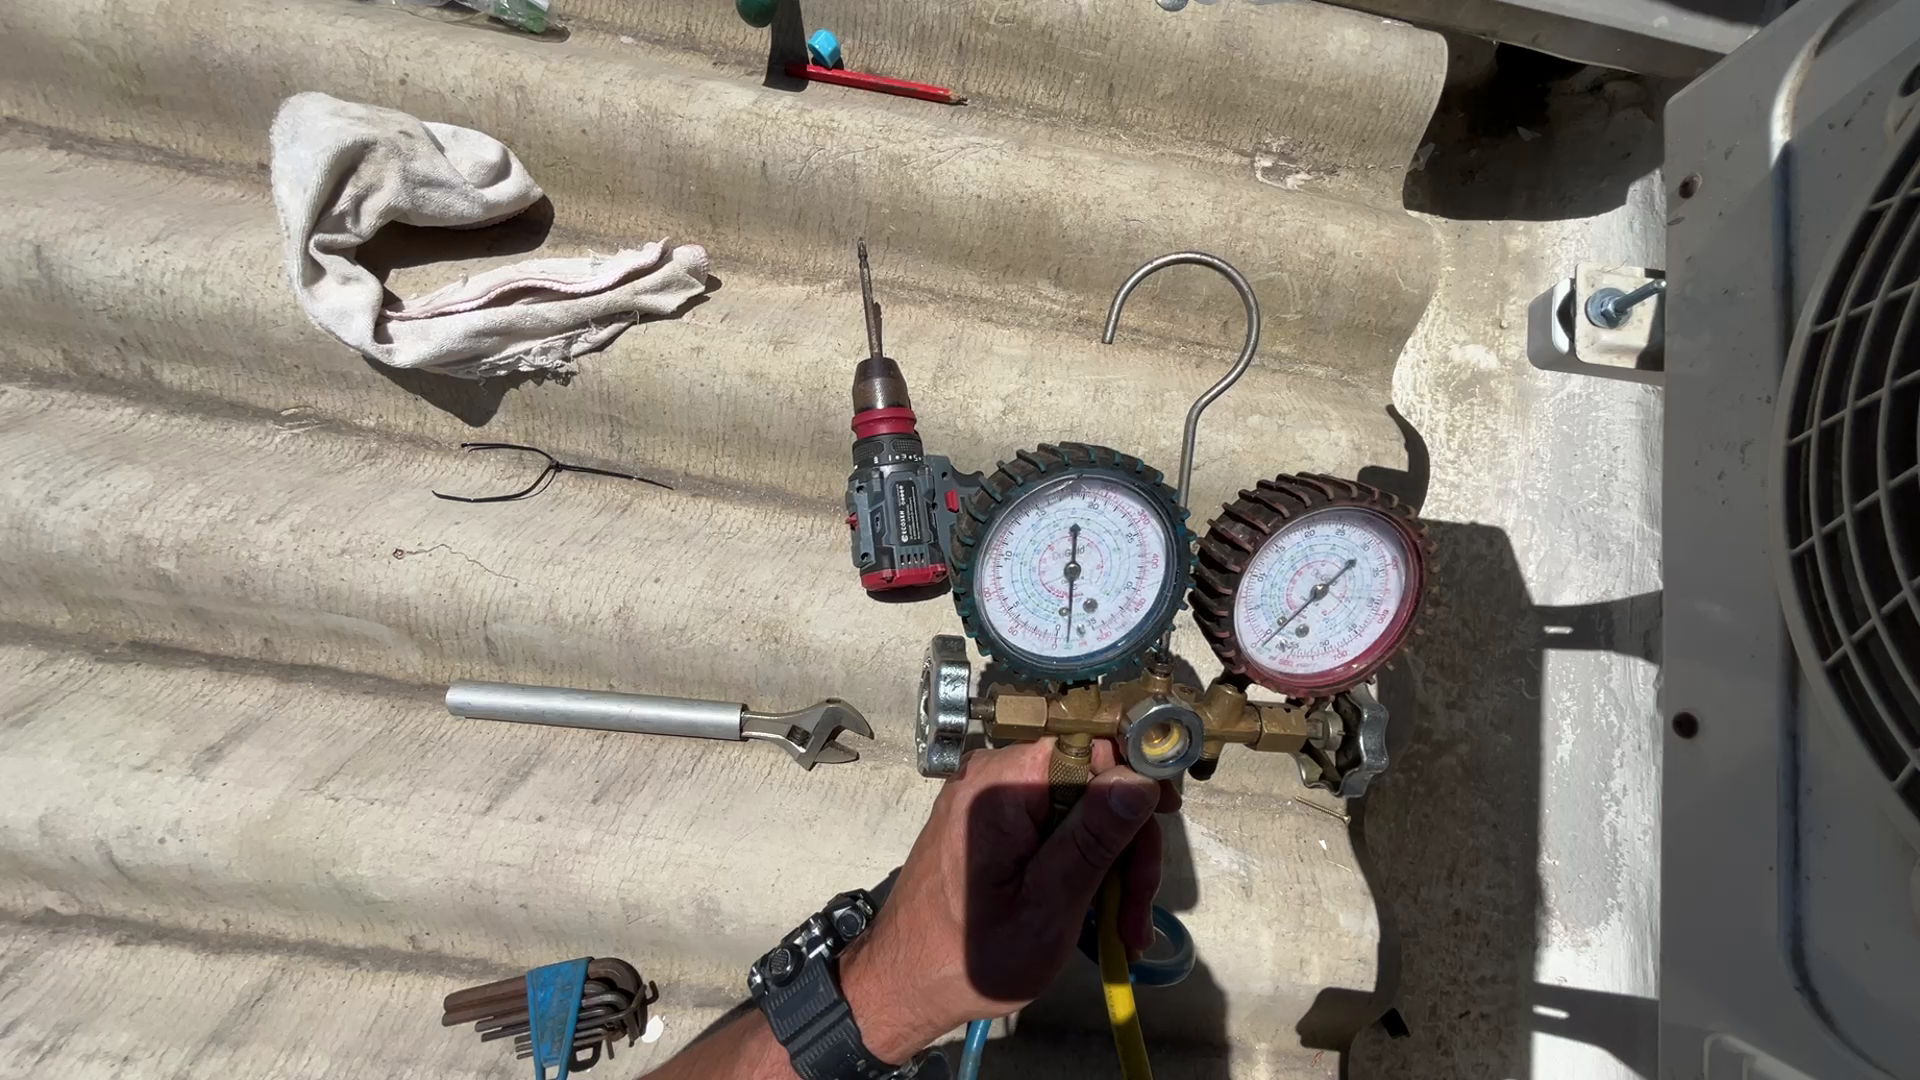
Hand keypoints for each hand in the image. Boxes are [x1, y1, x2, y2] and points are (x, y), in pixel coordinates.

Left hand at [839, 739, 1179, 1060]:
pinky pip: (1055, 827)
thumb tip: (1138, 777)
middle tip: (1137, 912)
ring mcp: (995, 797)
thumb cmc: (970, 955)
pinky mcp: (996, 823)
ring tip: (1123, 930)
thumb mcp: (1046, 904)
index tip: (1166, 816)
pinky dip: (1082, 867)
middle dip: (1125, 844)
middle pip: (1090, 782)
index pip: (1086, 742)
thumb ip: (1093, 838)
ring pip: (1080, 809)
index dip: (1133, 772)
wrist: (904, 984)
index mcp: (1002, 781)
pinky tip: (1099, 917)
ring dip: (1110, 867)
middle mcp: (996, 774)